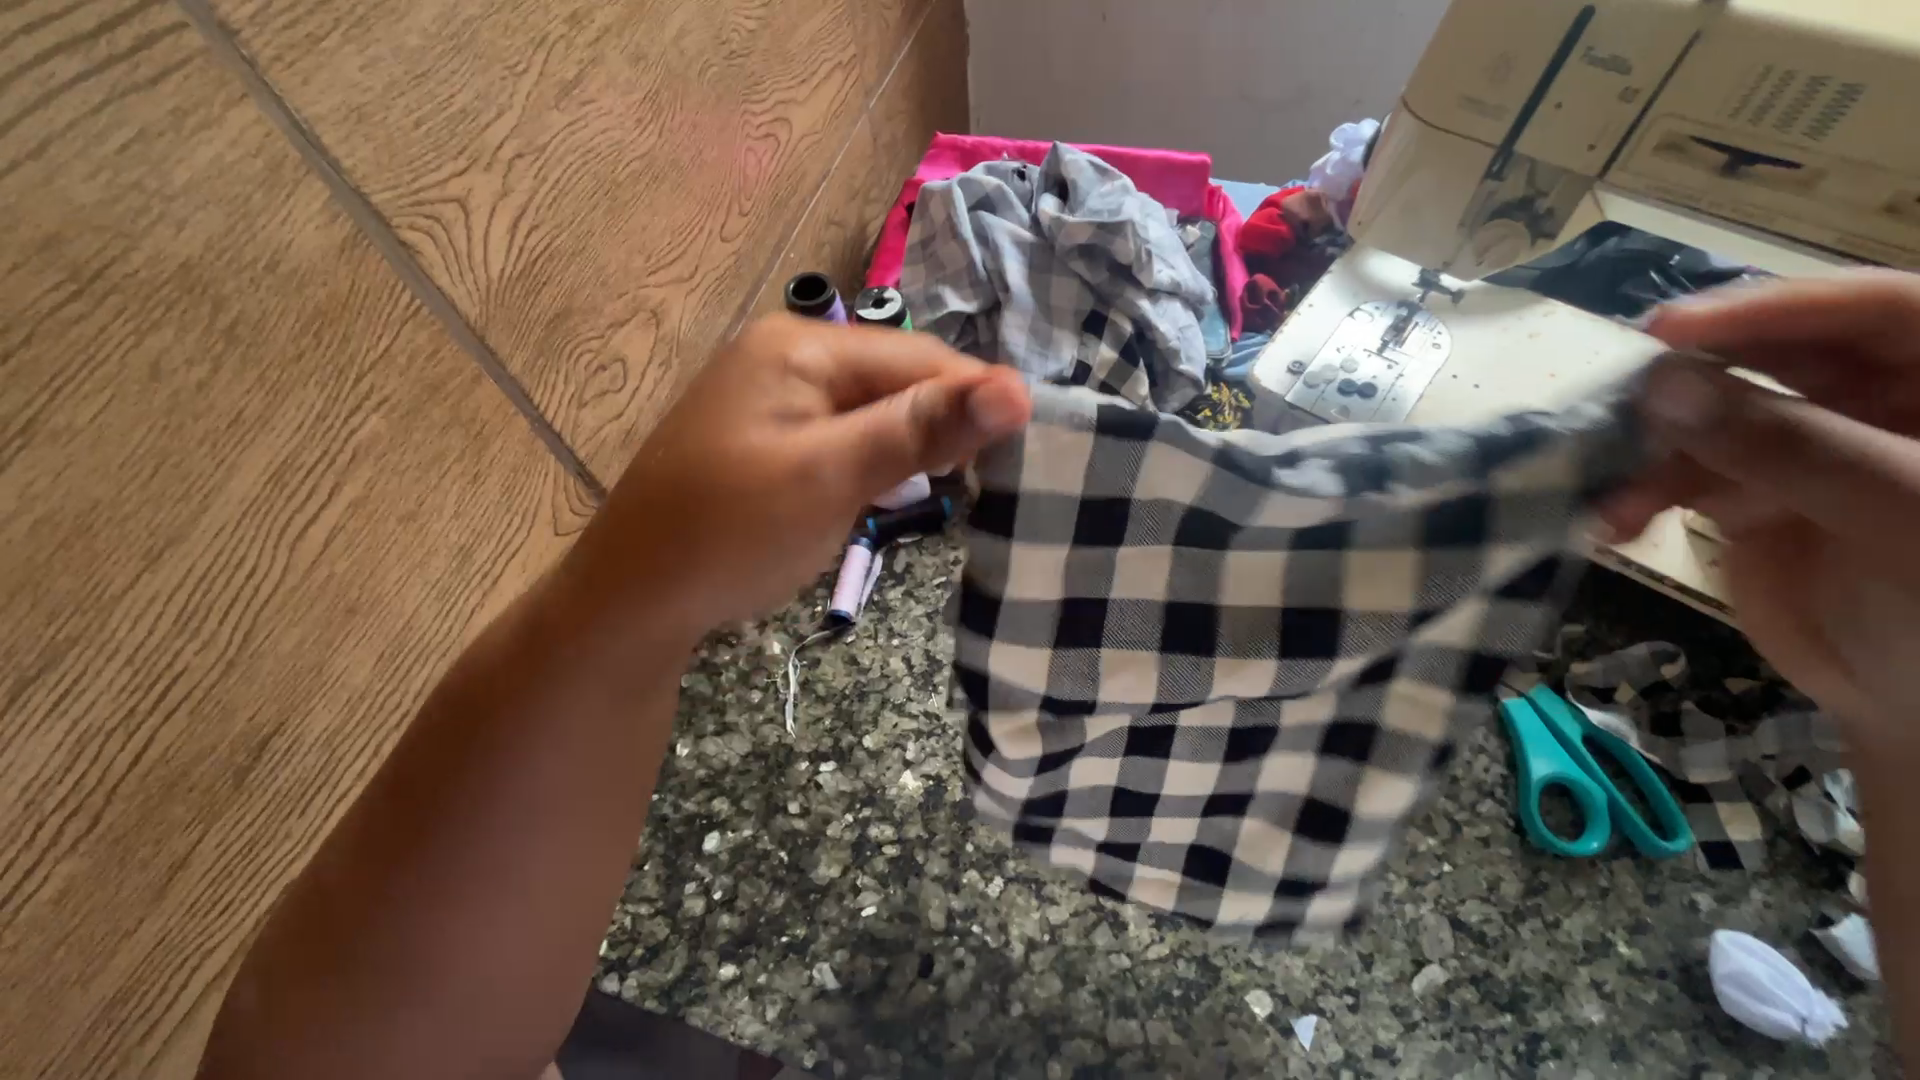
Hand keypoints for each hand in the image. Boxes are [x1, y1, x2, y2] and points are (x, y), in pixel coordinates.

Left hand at [563, 314, 1030, 647]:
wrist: (633, 598)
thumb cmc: (730, 534)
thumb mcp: (831, 478)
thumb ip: (920, 430)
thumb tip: (1017, 390)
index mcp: (801, 346)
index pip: (920, 358)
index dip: (975, 402)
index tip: (1025, 456)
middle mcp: (789, 355)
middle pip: (898, 380)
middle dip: (942, 429)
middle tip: (982, 488)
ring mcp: (776, 397)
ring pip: (875, 412)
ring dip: (912, 450)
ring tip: (940, 497)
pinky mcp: (772, 437)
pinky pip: (846, 436)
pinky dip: (876, 464)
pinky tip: (888, 496)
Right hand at [1601, 271, 1919, 747]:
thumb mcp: (1897, 513)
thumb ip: (1788, 445)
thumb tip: (1660, 385)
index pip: (1873, 309)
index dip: (1771, 308)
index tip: (1665, 329)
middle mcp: (1880, 403)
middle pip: (1776, 357)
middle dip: (1690, 379)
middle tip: (1611, 395)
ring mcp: (1810, 451)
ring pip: (1712, 420)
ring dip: (1651, 455)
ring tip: (1609, 496)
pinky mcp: (1750, 497)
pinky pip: (1683, 477)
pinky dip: (1641, 496)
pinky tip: (1614, 523)